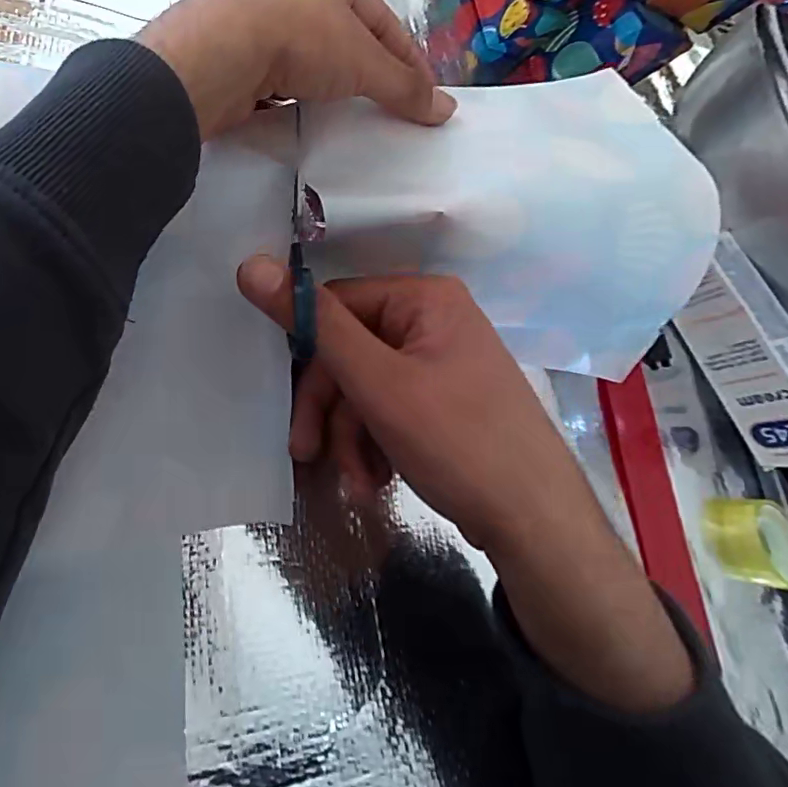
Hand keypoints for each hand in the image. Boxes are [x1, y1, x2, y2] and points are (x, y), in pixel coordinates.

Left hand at [136, 0, 456, 139]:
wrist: (219, 53)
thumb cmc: (302, 38)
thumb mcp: (364, 61)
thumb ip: (403, 86)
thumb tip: (445, 110)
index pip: (384, 22)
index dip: (410, 61)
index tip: (427, 98)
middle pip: (347, 39)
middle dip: (371, 73)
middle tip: (391, 109)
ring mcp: (259, 22)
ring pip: (312, 60)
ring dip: (333, 86)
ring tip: (352, 117)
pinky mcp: (236, 56)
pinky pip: (281, 80)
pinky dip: (300, 99)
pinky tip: (308, 118)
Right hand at [235, 258, 695, 711]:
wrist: (535, 521)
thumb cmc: (456, 441)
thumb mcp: (377, 383)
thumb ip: (315, 325)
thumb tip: (251, 264)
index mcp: (423, 298)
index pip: (336, 306)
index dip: (307, 354)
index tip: (285, 405)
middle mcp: (433, 320)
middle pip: (349, 352)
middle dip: (329, 410)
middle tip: (307, 454)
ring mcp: (441, 362)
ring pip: (365, 388)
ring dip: (350, 437)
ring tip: (359, 482)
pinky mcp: (444, 401)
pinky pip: (389, 409)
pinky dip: (374, 444)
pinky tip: (376, 480)